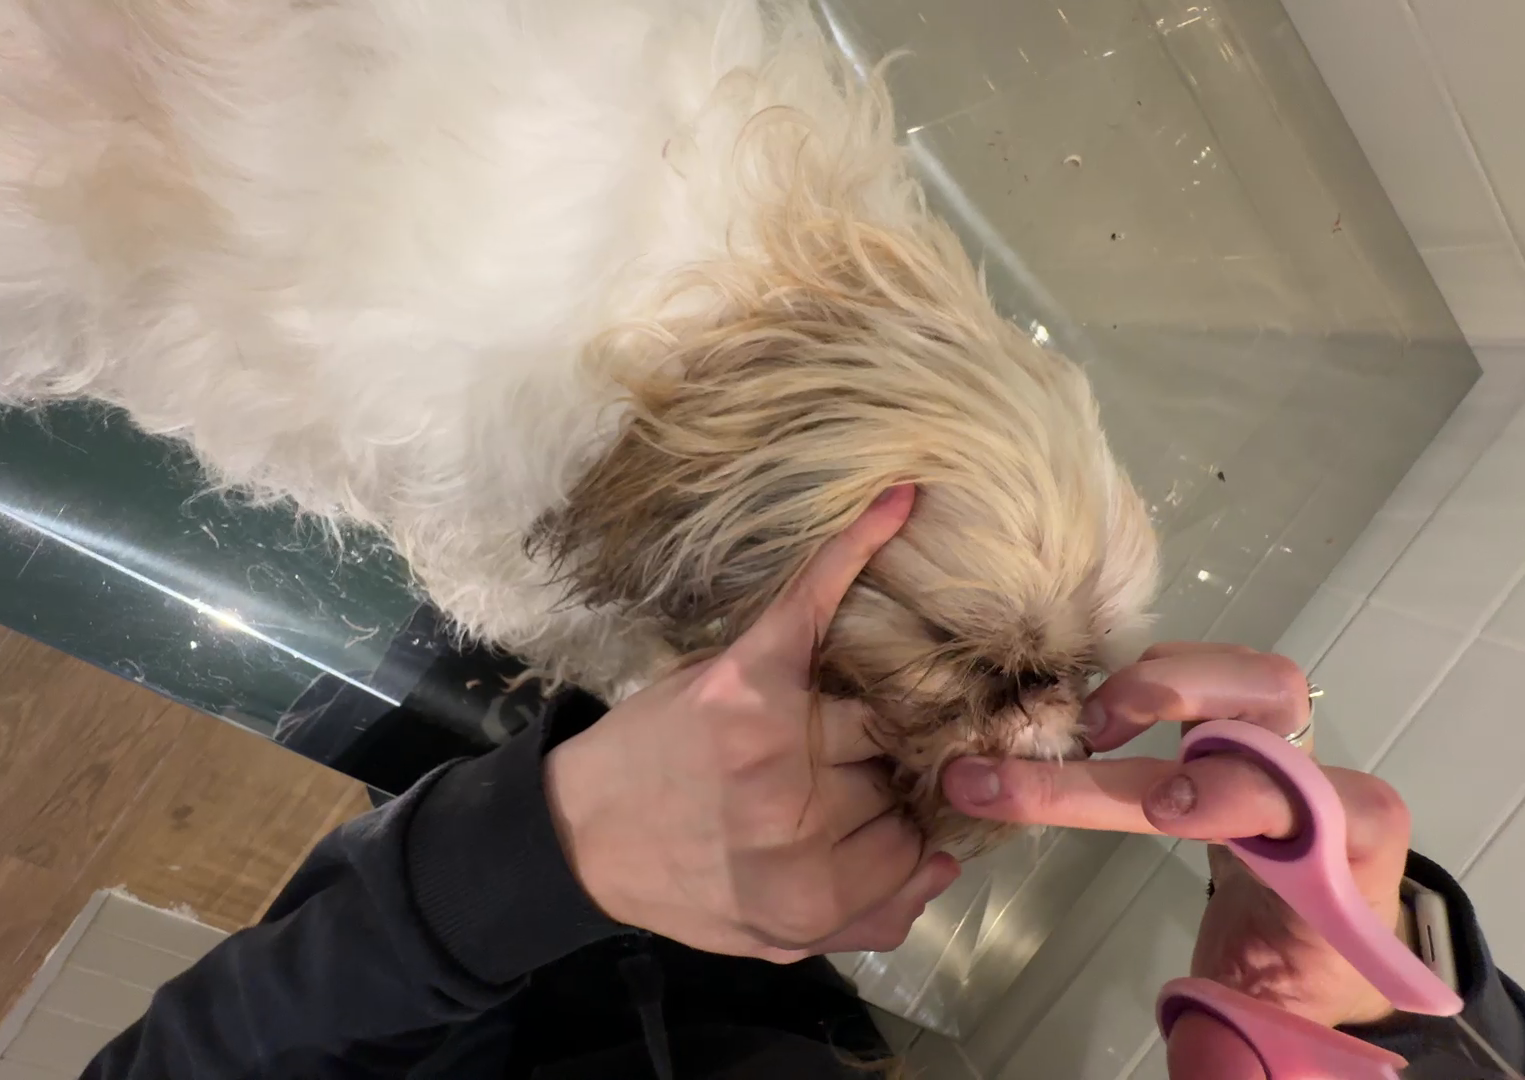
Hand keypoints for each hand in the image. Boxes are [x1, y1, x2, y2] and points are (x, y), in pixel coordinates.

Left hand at [546, 486, 961, 961]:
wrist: (581, 831)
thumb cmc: (678, 882)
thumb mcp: (770, 940)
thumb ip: (867, 920)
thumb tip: (942, 861)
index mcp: (813, 890)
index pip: (911, 839)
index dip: (897, 822)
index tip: (879, 807)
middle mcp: (799, 813)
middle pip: (891, 770)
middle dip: (873, 771)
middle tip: (840, 768)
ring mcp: (771, 734)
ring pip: (872, 712)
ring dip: (865, 717)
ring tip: (835, 724)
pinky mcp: (743, 673)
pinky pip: (811, 603)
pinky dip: (854, 551)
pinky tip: (897, 504)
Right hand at [942, 645, 1411, 1064]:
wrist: (1311, 913)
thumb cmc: (1293, 962)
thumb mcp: (1272, 1010)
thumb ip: (1238, 1035)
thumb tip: (1190, 1070)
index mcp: (1345, 850)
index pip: (1316, 800)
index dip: (1238, 793)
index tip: (1162, 809)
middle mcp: (1316, 773)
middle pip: (1268, 697)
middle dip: (1169, 698)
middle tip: (1091, 730)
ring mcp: (1275, 735)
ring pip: (1234, 667)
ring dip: (1150, 678)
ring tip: (1086, 722)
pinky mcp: (1231, 718)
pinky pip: (1195, 664)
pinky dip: (1137, 672)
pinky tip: (1094, 711)